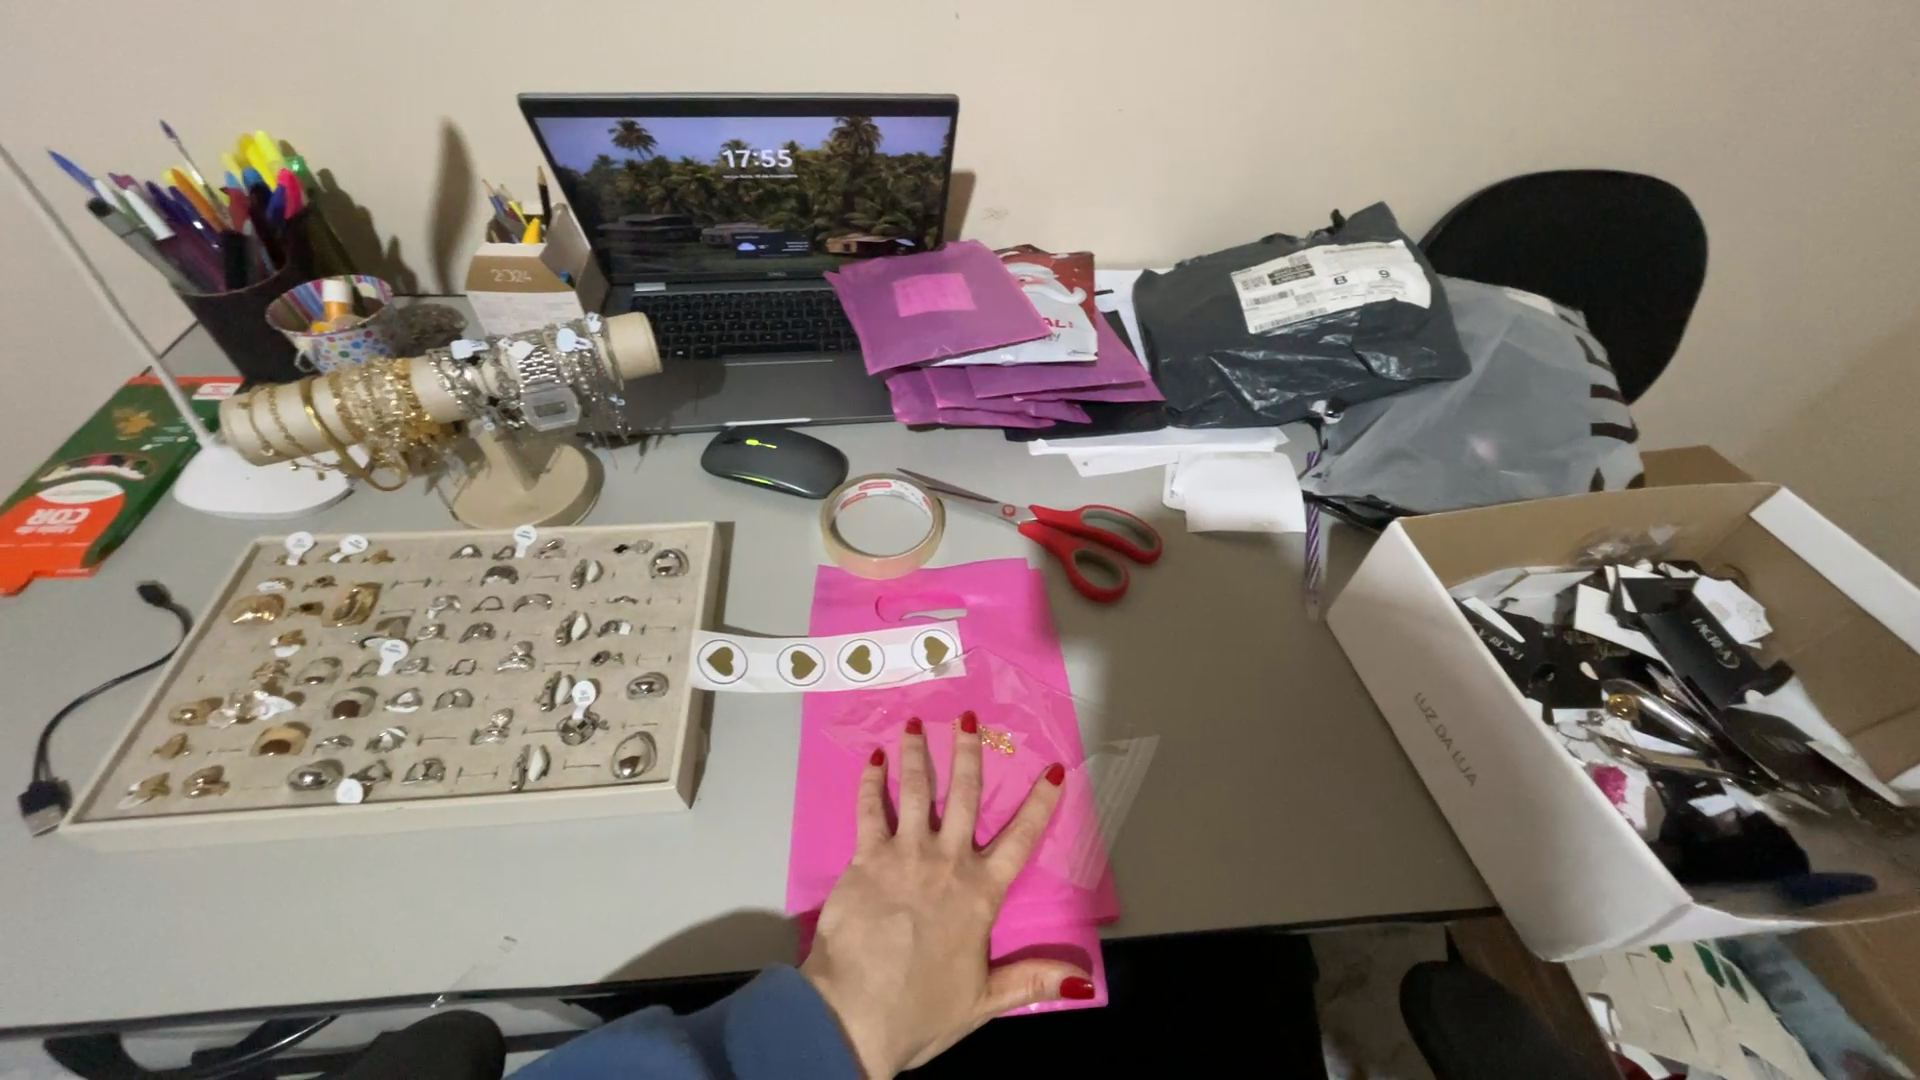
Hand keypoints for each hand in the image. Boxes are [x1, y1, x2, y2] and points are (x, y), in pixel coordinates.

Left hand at [801, 712, 1093, 1077]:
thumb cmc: (922, 1011)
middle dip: (968, 753)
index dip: (1040, 803)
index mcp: (981, 892)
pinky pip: (871, 810)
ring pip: (918, 790)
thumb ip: (1032, 980)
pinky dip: (871, 783)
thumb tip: (1085, 980)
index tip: (1053, 770)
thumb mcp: (985, 1001)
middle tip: (969, 718)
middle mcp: (948, 861)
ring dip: (917, 753)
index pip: (1021, 838)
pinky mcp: (867, 857)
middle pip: (965, 796)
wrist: (856, 1012)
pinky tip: (872, 761)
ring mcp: (906, 854)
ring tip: (915, 723)